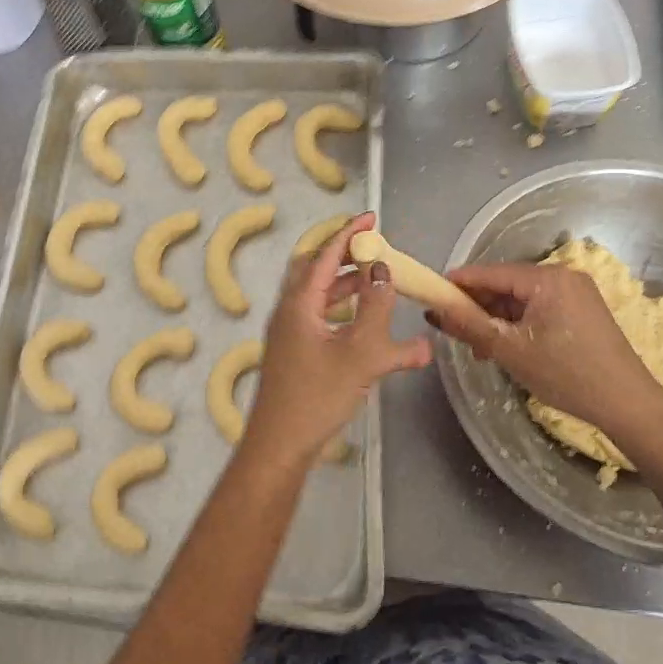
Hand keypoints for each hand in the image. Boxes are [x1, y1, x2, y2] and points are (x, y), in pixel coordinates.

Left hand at [244, 213, 431, 469]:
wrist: (280, 444)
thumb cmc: (318, 396)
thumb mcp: (359, 352)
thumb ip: (376, 309)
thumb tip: (383, 270)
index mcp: (299, 303)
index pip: (324, 255)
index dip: (348, 234)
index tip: (371, 218)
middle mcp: (289, 312)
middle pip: (314, 270)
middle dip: (343, 256)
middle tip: (372, 249)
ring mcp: (289, 334)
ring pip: (318, 297)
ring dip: (347, 286)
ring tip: (377, 283)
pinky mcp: (294, 354)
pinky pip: (320, 320)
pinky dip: (344, 313)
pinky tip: (365, 326)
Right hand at [427, 263, 662, 436]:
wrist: (628, 404)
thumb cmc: (566, 374)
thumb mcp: (510, 350)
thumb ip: (469, 326)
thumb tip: (433, 311)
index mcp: (547, 278)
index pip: (490, 272)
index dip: (458, 284)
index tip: (431, 296)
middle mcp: (563, 276)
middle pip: (506, 284)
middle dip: (478, 306)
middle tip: (454, 331)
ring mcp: (577, 293)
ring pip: (522, 299)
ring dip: (498, 319)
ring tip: (481, 349)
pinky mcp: (583, 311)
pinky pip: (539, 309)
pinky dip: (519, 325)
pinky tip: (508, 348)